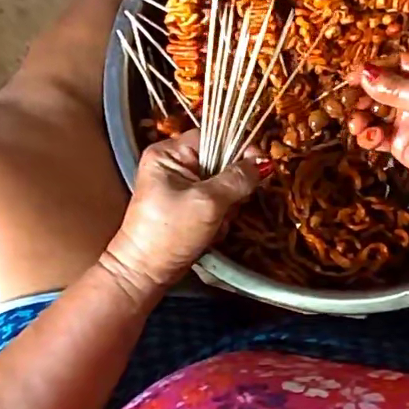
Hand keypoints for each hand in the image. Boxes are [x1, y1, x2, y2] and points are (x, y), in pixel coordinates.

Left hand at [102, 130, 262, 293]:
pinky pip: (214, 204)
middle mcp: (172, 165)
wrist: (145, 272)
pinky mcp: (185, 208)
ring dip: (226, 208)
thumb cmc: (170, 232)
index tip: (259, 165)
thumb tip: (264, 161)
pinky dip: (218, 218)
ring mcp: (178, 187)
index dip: (237, 148)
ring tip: (216, 224)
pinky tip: (211, 233)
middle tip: (228, 206)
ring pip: (221, 186)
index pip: (212, 136)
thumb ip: (237, 179)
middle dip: (231, 188)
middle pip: (220, 161)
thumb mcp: (208, 202)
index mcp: (168, 153)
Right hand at [347, 54, 408, 199]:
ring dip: (363, 115)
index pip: (400, 64)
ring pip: (377, 112)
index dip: (376, 68)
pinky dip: (370, 136)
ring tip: (356, 122)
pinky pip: (379, 136)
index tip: (353, 74)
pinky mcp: (404, 144)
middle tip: (348, 100)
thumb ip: (394, 87)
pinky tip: (370, 138)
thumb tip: (364, 73)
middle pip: (384, 88)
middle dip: (364, 93)